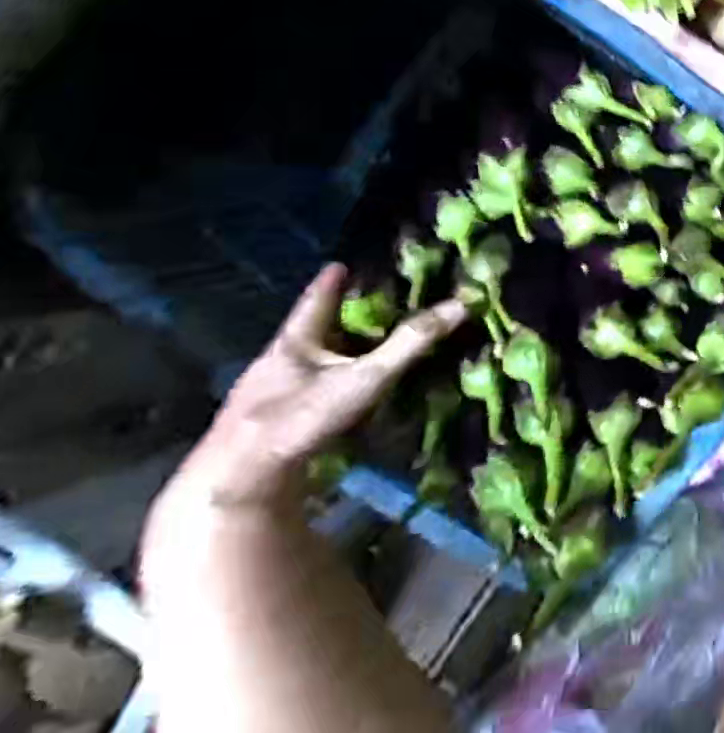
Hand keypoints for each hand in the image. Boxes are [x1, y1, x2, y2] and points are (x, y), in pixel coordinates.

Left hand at [174, 264, 466, 505]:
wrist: (239, 480)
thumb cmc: (300, 418)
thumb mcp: (366, 378)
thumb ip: (412, 343)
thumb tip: (462, 303)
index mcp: (295, 343)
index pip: (315, 303)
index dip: (329, 284)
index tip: (339, 265)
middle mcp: (276, 362)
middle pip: (311, 332)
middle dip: (337, 319)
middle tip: (365, 305)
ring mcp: (267, 393)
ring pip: (307, 362)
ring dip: (333, 353)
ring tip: (362, 347)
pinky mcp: (268, 421)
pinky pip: (304, 387)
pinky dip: (326, 380)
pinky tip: (340, 390)